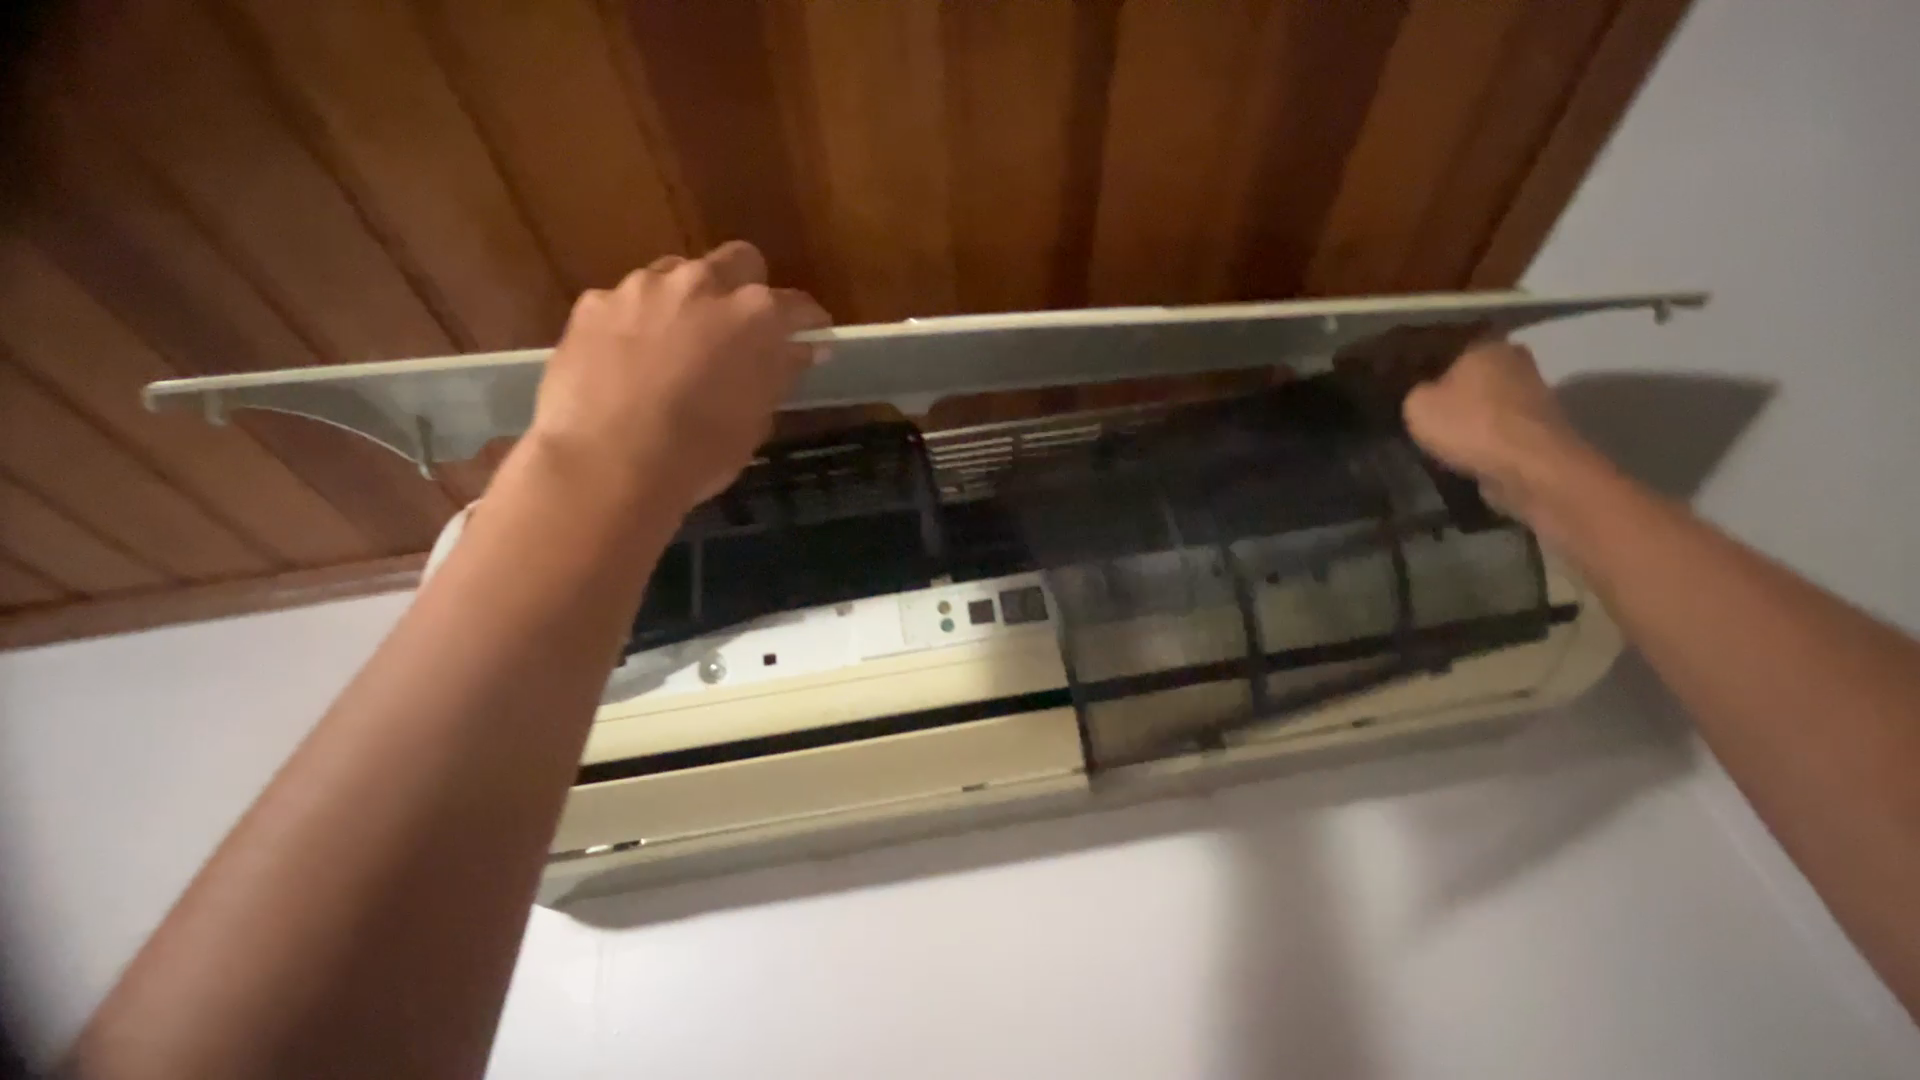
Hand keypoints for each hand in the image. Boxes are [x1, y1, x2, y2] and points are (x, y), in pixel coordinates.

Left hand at [527, 241, 829, 509]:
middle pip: (738, 262)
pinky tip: (627, 362)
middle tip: (740, 332)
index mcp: (755, 315)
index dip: (807, 324)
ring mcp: (642, 288)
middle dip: (746, 289)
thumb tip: (800, 349)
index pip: (798, 306)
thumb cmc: (699, 453)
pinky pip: (626, 303)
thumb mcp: (756, 421)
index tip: (810, 341)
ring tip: (675, 346)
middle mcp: (702, 284)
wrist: (607, 465)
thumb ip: (779, 373)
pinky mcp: (593, 303)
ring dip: (686, 302)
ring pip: (676, 275)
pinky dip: (635, 323)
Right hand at [1402, 341, 1599, 525]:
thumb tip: (1422, 391)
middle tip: (1424, 407)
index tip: (1406, 382)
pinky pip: (1501, 422)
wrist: (1530, 465)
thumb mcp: (1417, 405)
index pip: (1446, 345)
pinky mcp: (1541, 421)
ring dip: (1470, 412)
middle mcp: (1514, 358)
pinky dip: (1486, 432)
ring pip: (1488, 397)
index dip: (1423, 364)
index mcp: (1484, 344)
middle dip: (1451, 387)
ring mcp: (1534, 390)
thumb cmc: (1470, 424)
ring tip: (1443, 432)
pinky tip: (1466, 447)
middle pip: (1471, 371)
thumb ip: (1414, 391)